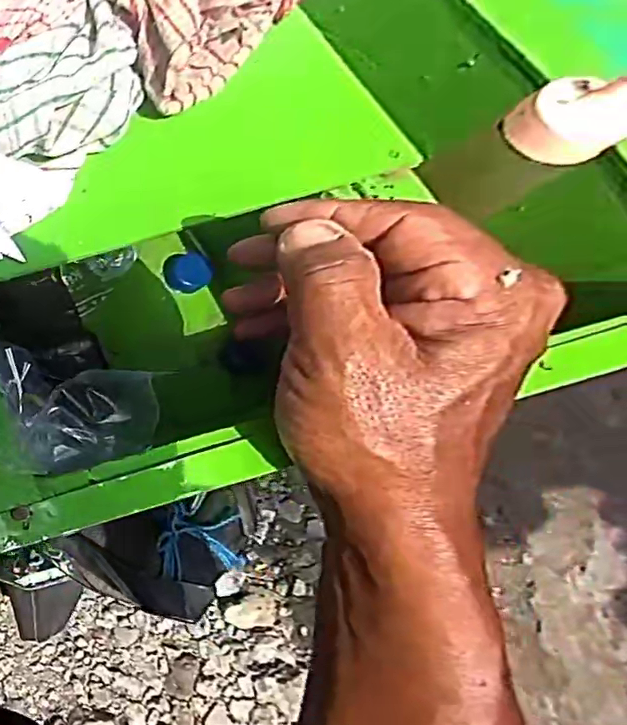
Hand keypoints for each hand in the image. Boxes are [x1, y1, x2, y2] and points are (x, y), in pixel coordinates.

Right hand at [220, 200, 563, 521]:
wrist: (381, 507)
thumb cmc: (367, 433)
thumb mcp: (341, 351)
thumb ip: (327, 279)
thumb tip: (304, 230)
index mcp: (487, 290)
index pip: (407, 224)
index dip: (330, 217)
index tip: (263, 225)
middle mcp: (481, 299)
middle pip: (382, 251)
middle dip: (303, 257)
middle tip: (241, 264)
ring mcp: (446, 328)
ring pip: (362, 283)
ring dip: (293, 289)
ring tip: (238, 304)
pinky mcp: (411, 353)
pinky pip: (357, 314)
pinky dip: (303, 315)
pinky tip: (260, 327)